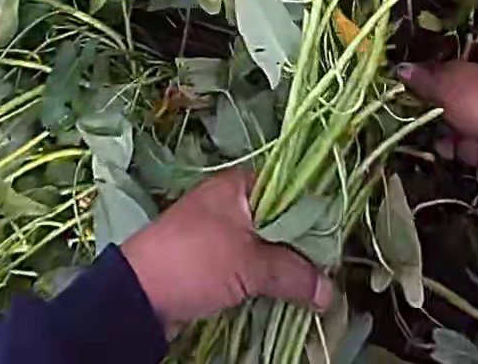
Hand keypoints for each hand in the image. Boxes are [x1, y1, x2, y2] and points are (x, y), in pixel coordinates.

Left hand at [120, 168, 333, 333]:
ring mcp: (222, 227)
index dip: (315, 215)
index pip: (291, 189)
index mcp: (242, 183)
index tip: (337, 241)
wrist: (140, 292)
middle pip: (280, 218)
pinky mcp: (214, 256)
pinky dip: (267, 276)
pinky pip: (251, 261)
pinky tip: (287, 294)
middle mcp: (234, 199)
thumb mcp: (249, 263)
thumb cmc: (197, 258)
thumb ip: (292, 273)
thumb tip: (330, 291)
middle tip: (329, 271)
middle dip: (302, 246)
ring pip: (266, 242)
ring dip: (285, 265)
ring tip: (314, 287)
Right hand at [399, 61, 477, 174]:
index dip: (419, 100)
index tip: (410, 114)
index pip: (429, 84)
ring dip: (463, 146)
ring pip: (460, 136)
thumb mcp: (446, 90)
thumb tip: (399, 67)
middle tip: (445, 140)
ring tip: (474, 146)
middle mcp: (469, 92)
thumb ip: (422, 82)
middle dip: (441, 132)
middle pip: (443, 115)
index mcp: (456, 74)